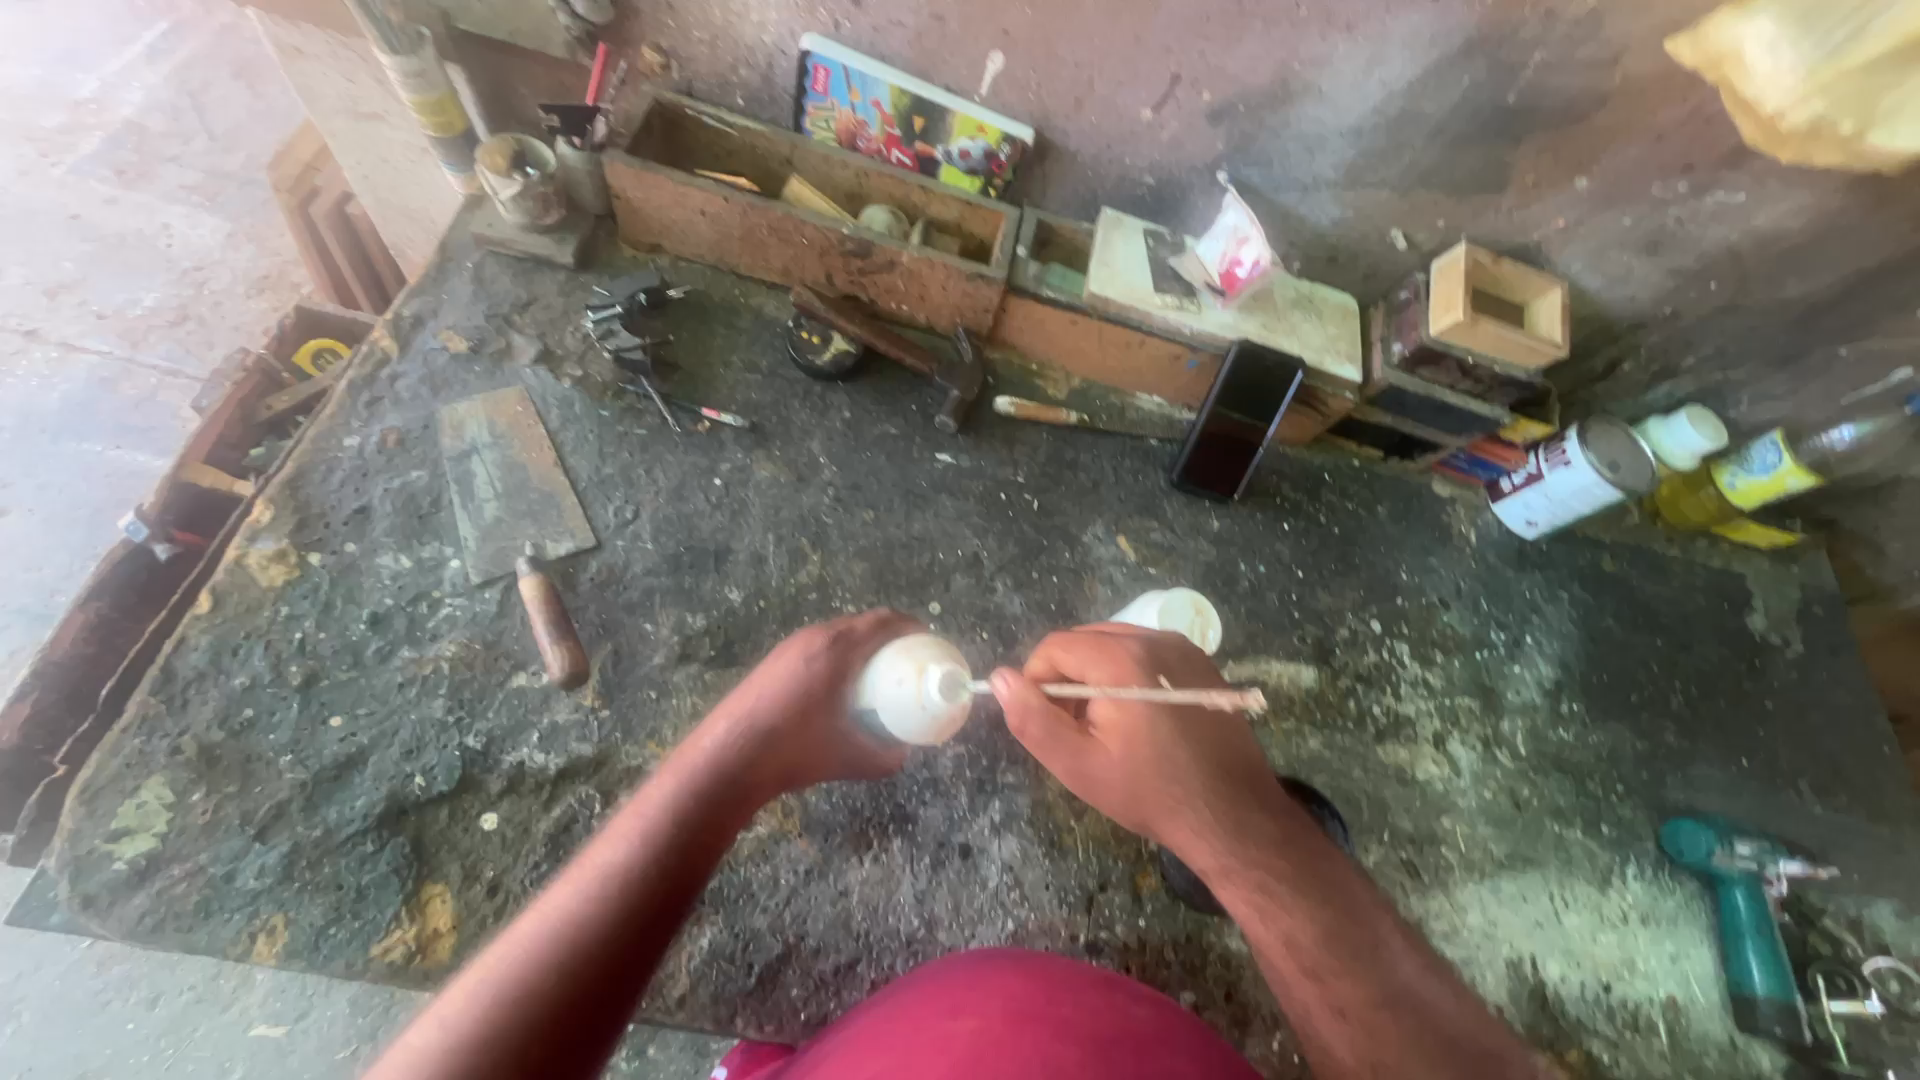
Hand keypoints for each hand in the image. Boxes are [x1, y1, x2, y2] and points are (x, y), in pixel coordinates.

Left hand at [699, 608, 921, 801]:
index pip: (885, 621)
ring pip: (837, 634)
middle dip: (889, 638)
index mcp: (839, 649)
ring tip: (874, 677)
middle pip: (862, 624)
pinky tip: (838, 688)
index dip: (912, 627)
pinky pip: (818, 646)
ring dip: (861, 647)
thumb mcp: (851, 758)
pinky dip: (838, 656)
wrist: (729, 758)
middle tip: (905, 664)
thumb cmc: (795, 751)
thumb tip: (903, 753)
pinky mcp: (774, 661)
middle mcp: (815, 636)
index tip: (928, 644)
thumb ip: (886, 756)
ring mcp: (790, 646)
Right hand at [991, 624, 1280, 860]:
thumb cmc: (1151, 793)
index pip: (1055, 646)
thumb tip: (999, 678)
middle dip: (1066, 678)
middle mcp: (1154, 639)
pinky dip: (1127, 676)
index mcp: (1122, 659)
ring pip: (1114, 644)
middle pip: (1085, 641)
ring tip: (1105, 727)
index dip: (1037, 681)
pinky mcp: (1201, 663)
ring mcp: (1182, 648)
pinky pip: (1145, 654)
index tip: (1046, 722)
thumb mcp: (1079, 765)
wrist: (1234, 816)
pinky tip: (1138, 720)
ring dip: (1095, 676)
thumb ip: (1032, 719)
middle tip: (1074, 728)